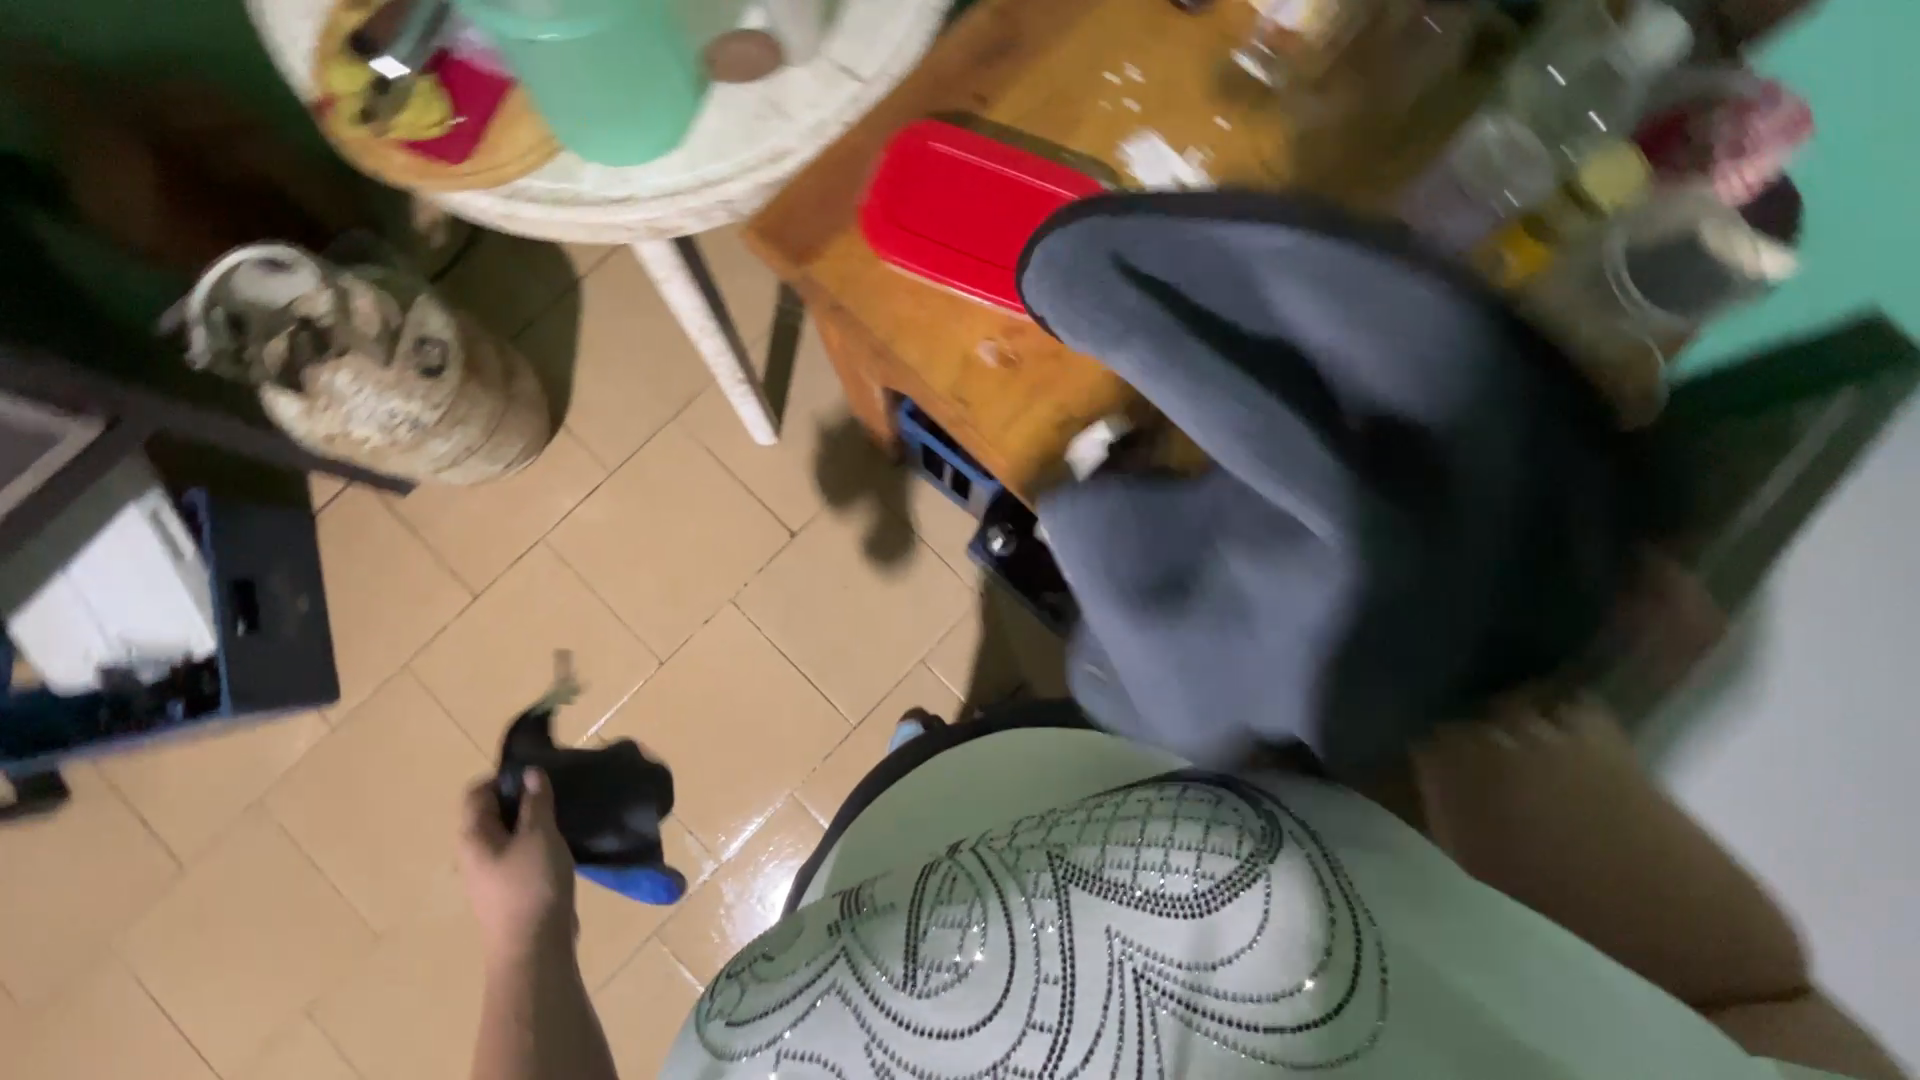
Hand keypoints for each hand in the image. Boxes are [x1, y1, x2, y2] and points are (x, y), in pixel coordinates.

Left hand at [458, 769, 574, 963]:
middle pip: (493, 812)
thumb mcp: (540, 835)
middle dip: (524, 798)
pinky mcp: (510, 889)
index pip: (478, 792)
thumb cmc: (532, 885)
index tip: (540, 776)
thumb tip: (531, 773)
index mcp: (474, 836)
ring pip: (510, 834)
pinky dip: (539, 843)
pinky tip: (563, 846)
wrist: (533, 949)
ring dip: (534, 822)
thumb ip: (536, 802)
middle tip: (558, 793)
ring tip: (565, 816)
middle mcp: (475, 853)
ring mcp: (491, 874)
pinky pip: (521, 854)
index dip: (506, 778)